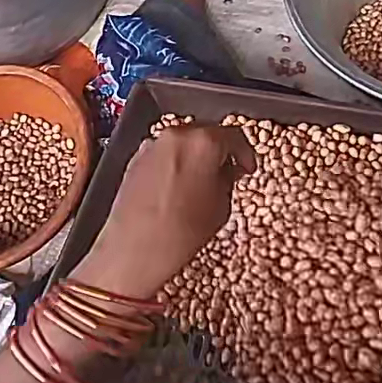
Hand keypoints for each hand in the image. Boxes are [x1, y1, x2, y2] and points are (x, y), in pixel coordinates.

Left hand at [70, 124, 254, 299]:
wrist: (134, 248)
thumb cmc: (180, 231)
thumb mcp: (221, 207)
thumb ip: (228, 180)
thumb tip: (227, 171)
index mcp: (204, 142)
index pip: (234, 136)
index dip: (245, 153)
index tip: (247, 167)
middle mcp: (176, 136)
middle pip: (206, 134)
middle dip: (219, 151)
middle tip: (228, 172)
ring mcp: (152, 145)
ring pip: (182, 143)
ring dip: (195, 157)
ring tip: (201, 183)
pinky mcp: (135, 159)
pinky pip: (163, 155)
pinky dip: (174, 164)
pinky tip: (178, 187)